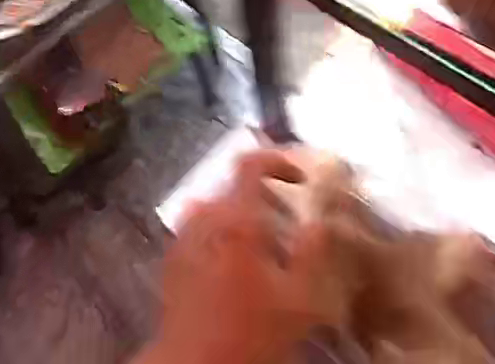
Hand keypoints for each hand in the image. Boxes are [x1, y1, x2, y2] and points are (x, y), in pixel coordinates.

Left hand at [142, 147, 332, 363]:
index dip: (277, 160)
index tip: (299, 178)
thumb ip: (314, 253)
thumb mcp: (298, 301)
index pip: (251, 163)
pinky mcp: (172, 256)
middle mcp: (205, 215)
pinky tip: (236, 272)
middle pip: (237, 188)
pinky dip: (222, 237)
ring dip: (244, 221)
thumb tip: (322, 219)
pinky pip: (203, 230)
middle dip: (266, 201)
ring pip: (220, 210)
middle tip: (289, 230)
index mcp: (235, 216)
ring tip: (266, 256)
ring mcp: (184, 234)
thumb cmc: (249, 334)